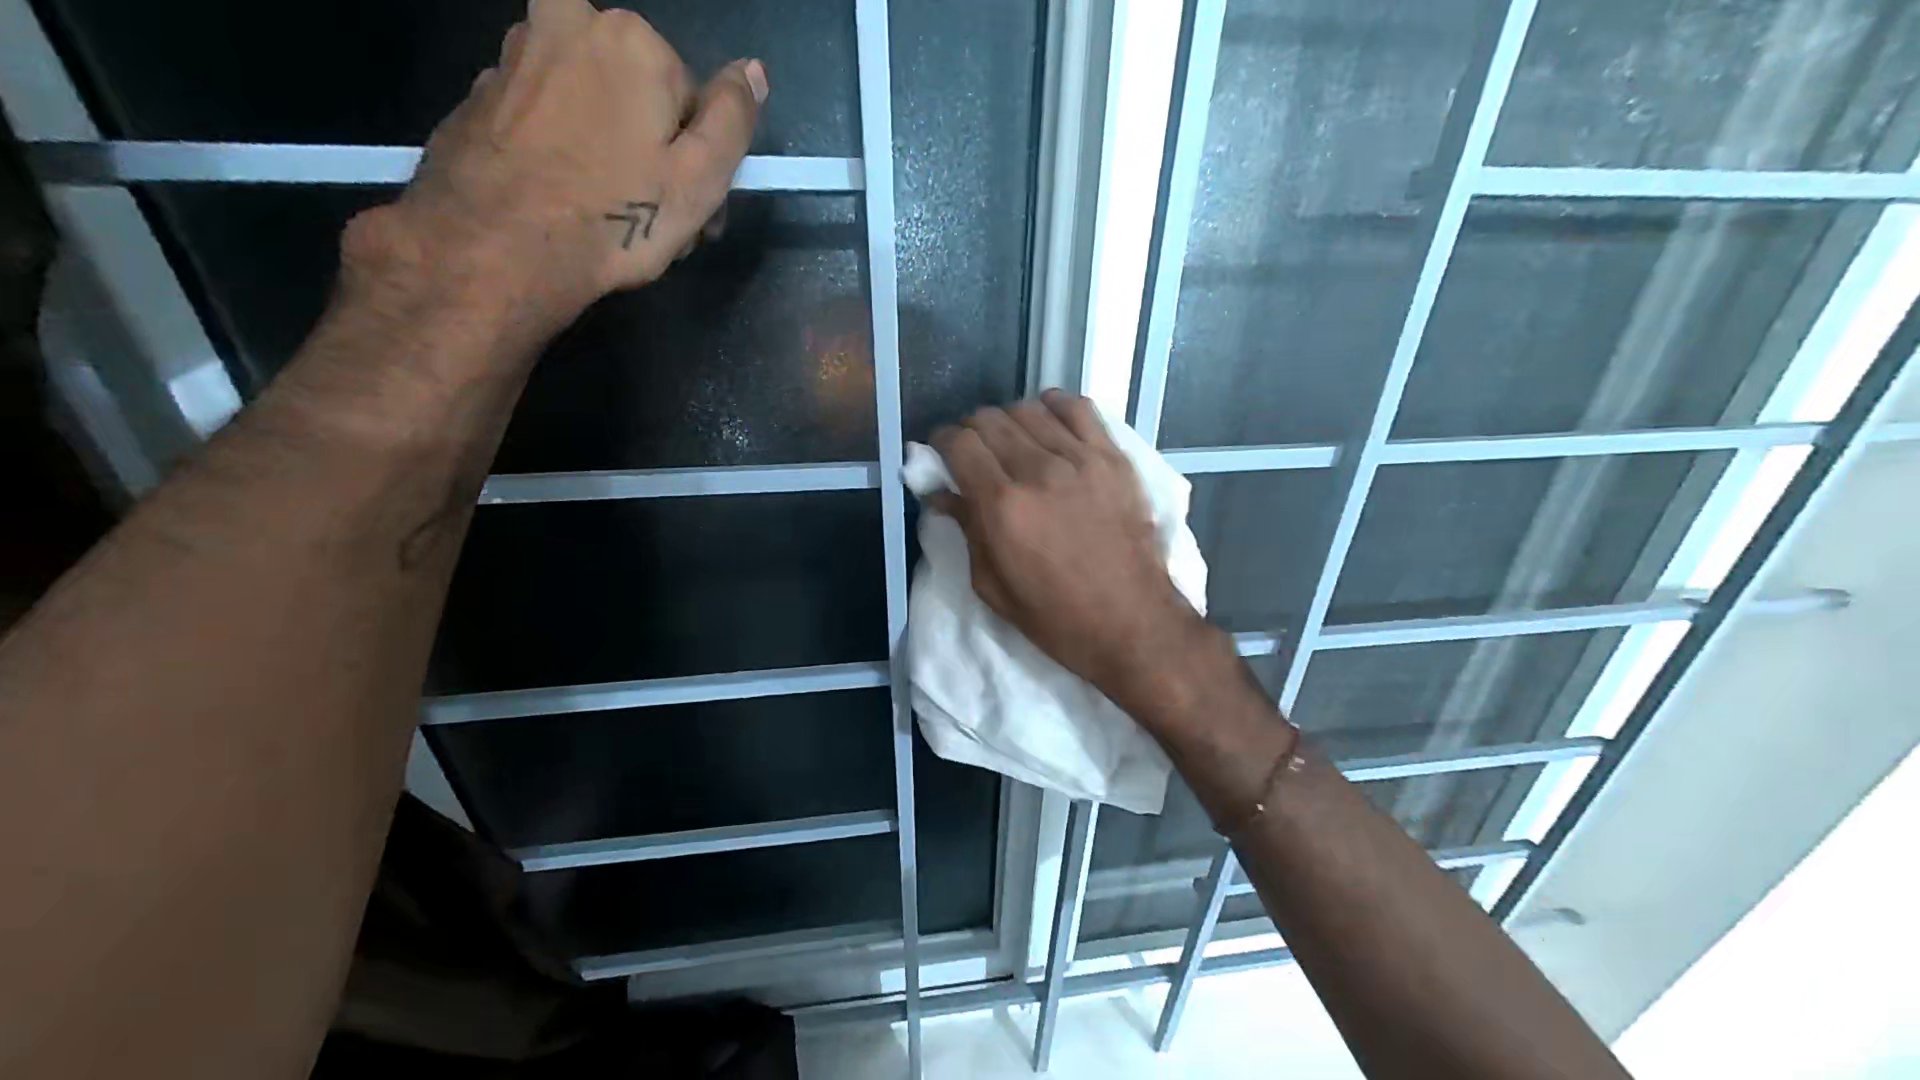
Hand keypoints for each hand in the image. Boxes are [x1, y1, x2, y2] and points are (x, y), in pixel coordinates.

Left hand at [339, 0, 765, 335]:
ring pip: (591, 107)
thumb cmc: (617, 215)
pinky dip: (562, 153)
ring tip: (609, 216)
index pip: (691, 102)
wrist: (501, 247)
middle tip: (652, 218)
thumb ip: (733, 118)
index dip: (697, 159)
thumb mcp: (700, 178)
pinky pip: (546, 122)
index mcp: (631, 39)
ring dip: (609, 152)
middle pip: (637, 97)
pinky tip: (565, 201)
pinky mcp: (480, 96)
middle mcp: (567, 24)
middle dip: (651, 151)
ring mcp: (515, 57)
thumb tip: (752, 70)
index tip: (691, 208)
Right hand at [928, 391, 1208, 702]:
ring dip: (1009, 421)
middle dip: (971, 432)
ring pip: (1030, 409)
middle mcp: (1038, 470)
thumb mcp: (993, 587)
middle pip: (990, 419)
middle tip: (974, 455)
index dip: (942, 442)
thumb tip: (941, 494)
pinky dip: (1055, 407)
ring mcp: (1082, 459)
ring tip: (1011, 444)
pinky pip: (1079, 408)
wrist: (1133, 625)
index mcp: (1003, 506)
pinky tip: (1048, 423)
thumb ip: (966, 530)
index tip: (943, 455)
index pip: (959, 443)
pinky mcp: (1114, 458)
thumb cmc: (1056, 618)